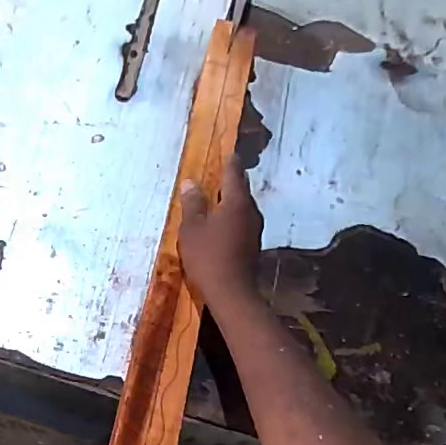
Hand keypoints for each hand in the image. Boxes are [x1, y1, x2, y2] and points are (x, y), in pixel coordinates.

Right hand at [177, 157, 262, 309]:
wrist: (232, 293)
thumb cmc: (208, 257)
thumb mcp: (192, 228)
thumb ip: (192, 203)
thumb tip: (191, 183)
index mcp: (237, 202)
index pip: (234, 172)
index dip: (229, 160)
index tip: (227, 151)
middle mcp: (251, 211)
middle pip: (241, 189)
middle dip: (231, 180)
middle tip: (219, 171)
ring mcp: (254, 229)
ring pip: (243, 206)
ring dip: (231, 200)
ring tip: (216, 196)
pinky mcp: (253, 245)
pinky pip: (242, 221)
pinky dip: (232, 216)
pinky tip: (221, 222)